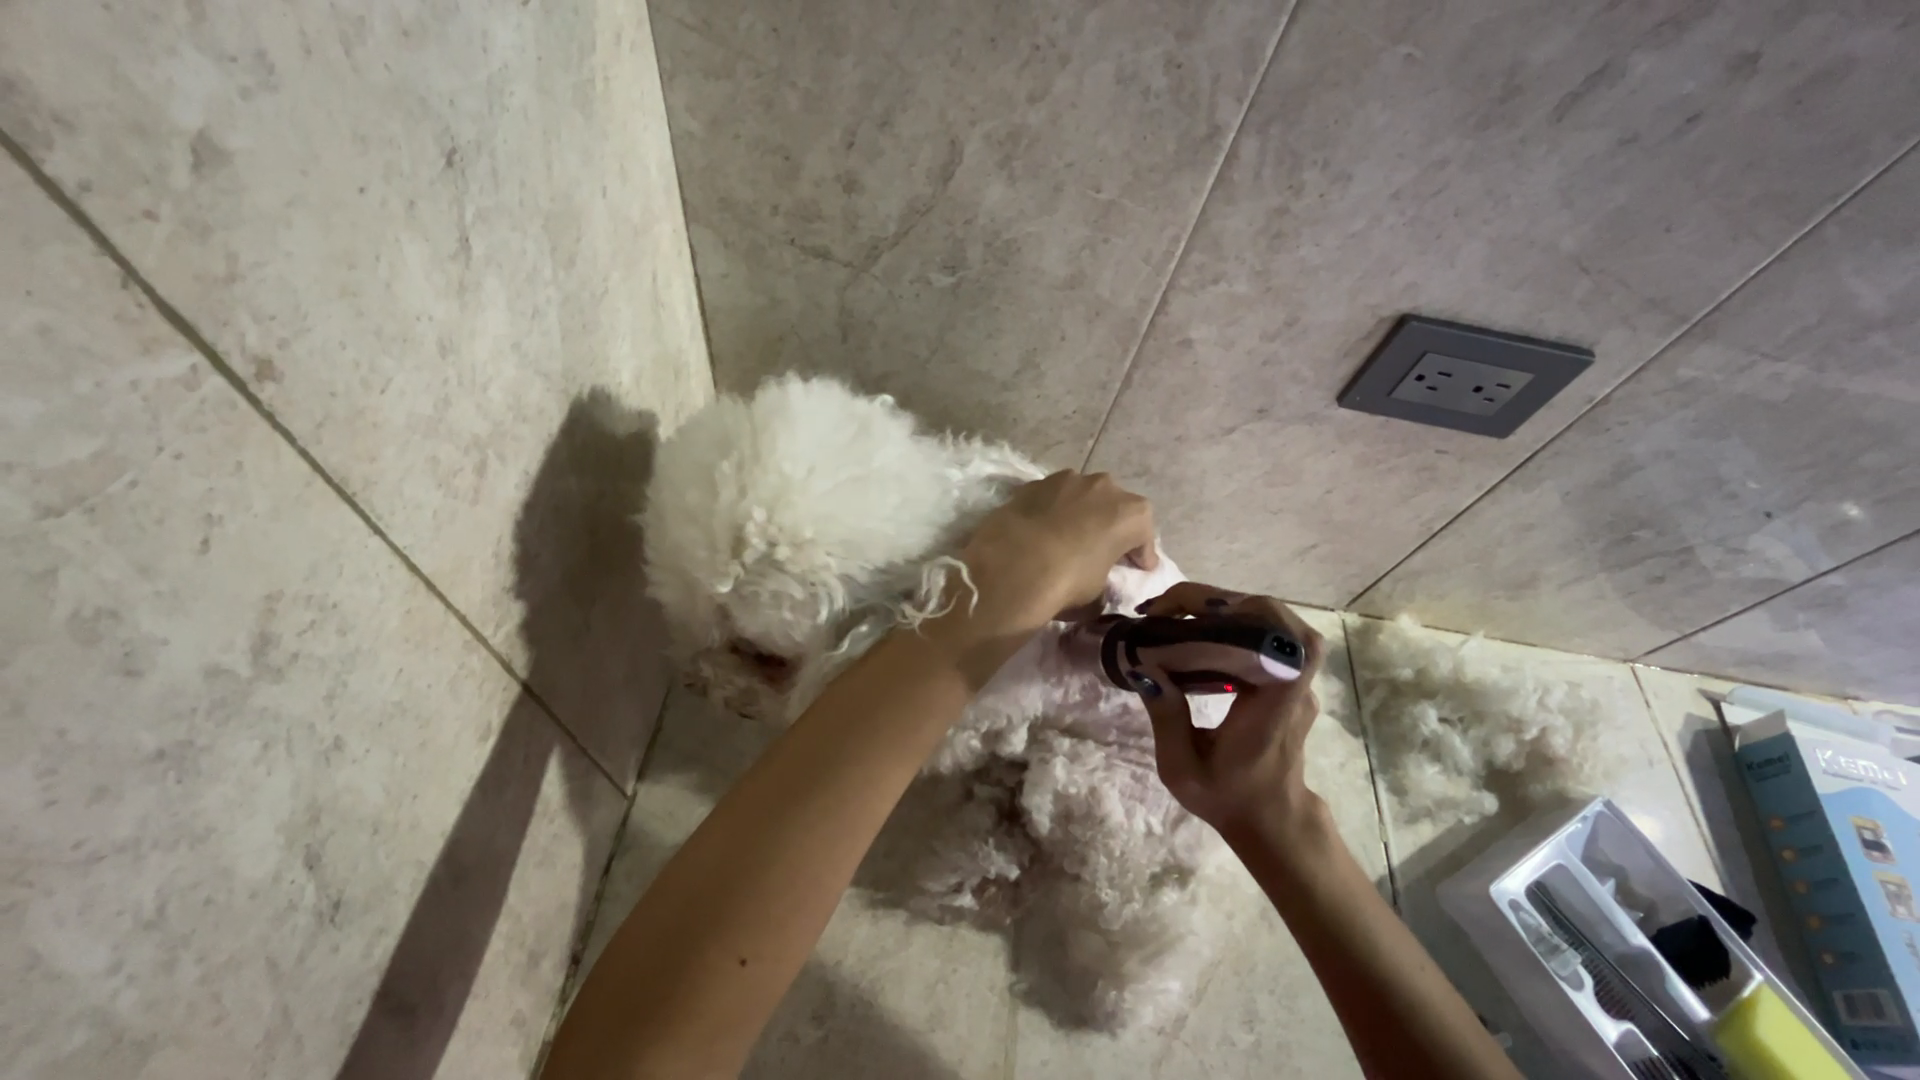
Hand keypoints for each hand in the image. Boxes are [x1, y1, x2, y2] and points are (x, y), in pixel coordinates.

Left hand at [957, 470, 1157, 633]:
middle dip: (1109, 525)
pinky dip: (1051, 511)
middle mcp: (1104, 487)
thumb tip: (1096, 585)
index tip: (1137, 567)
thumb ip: (1105, 582)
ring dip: (1079, 513)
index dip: (1140, 554)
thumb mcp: (1098, 594)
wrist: (1012, 566)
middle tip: (1101, 549)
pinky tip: (1041, 531)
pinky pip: (1051, 498)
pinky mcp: (1033, 483)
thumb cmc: (1067, 581)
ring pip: (1081, 496)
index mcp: (1131, 513)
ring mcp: (1067, 479)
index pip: (1143, 535)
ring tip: (1067, 536)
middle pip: (1113, 507)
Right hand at [1127, 583, 1326, 834]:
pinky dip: (1236, 622)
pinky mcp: (1288, 683)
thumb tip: (1145, 667)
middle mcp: (1294, 686)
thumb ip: (1166, 717)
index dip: (1246, 611)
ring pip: (1276, 623)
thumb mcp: (1182, 769)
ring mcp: (1297, 683)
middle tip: (1170, 607)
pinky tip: (1200, 629)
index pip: (1285, 640)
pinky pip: (1269, 638)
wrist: (1271, 822)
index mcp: (1274, 705)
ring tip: (1182, 612)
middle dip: (1223, 600)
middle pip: (1278, 619)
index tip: (1191, 612)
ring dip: (1230, 607)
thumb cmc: (1228, 798)